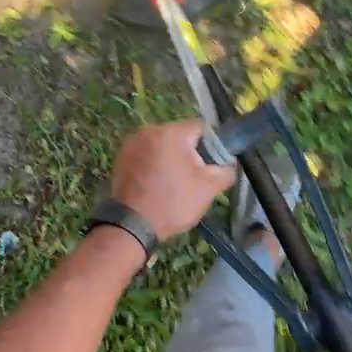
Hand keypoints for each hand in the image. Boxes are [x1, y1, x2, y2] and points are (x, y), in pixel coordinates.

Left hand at [110, 120, 234, 240]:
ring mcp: (132, 142)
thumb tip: (230, 162)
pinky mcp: (122, 156)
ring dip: (170, 158)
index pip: (201, 128)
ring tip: (173, 183)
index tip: (211, 166)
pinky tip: (155, 183)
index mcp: (172, 132)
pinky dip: (153, 163)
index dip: (212, 146)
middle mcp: (149, 130)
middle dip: (189, 153)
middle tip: (193, 178)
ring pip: (162, 145)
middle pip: (180, 135)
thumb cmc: (174, 202)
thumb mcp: (208, 188)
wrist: (133, 223)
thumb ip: (226, 170)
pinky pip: (146, 153)